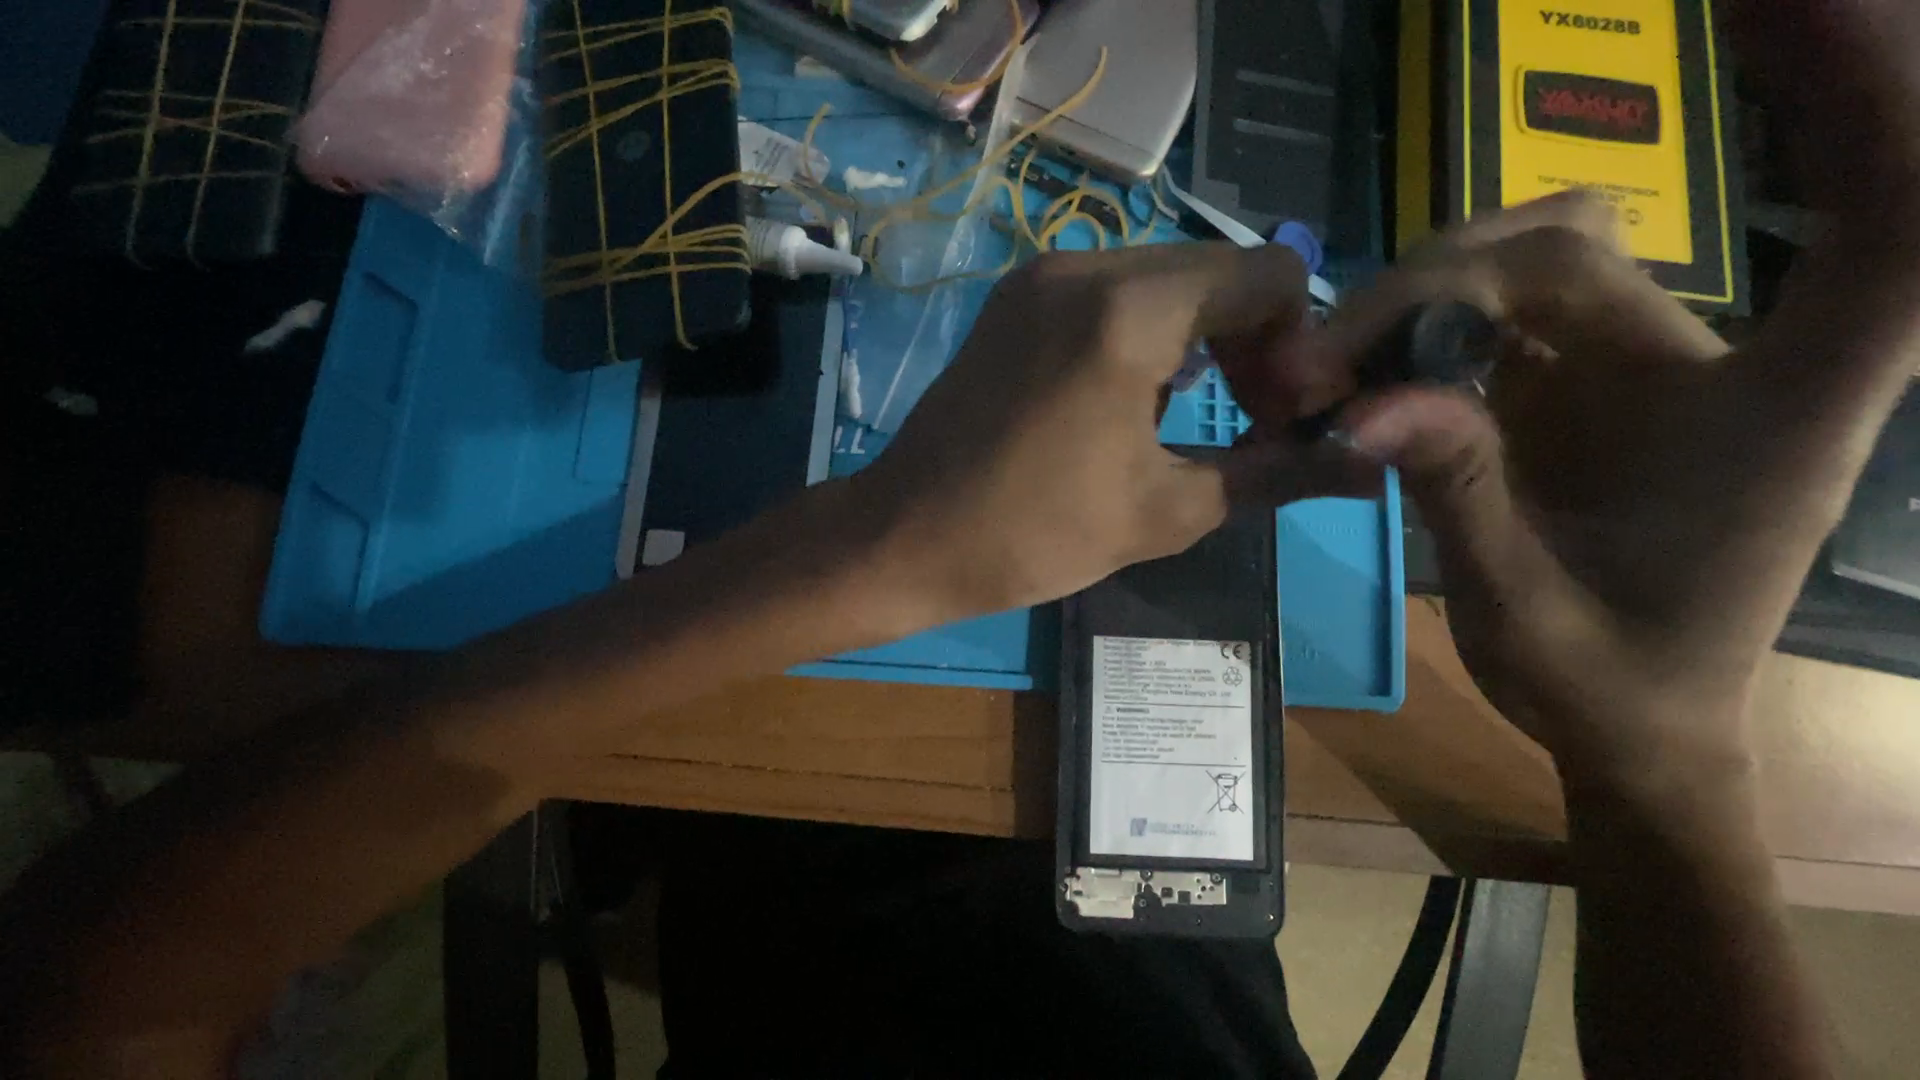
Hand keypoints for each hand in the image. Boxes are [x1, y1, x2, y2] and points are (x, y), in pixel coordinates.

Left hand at [850, 242, 1346, 621]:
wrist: (906, 537)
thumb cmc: (1034, 534)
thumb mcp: (1166, 512)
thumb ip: (1275, 474)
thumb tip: (1371, 465)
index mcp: (1128, 311)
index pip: (1267, 274)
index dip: (1300, 341)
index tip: (1283, 414)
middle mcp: (1085, 265)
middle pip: (1217, 269)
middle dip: (1255, 338)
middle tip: (1253, 420)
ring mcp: (1040, 276)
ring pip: (1164, 276)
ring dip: (1203, 334)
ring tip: (1197, 415)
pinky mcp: (1015, 298)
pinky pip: (1111, 290)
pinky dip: (1148, 329)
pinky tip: (1140, 396)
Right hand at [1266, 0, 1919, 787]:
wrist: (1625, 721)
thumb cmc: (1612, 681)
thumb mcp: (1529, 610)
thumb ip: (1459, 497)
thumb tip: (1362, 406)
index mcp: (1770, 408)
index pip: (1881, 224)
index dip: (1856, 94)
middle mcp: (1697, 359)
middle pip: (1563, 251)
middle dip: (1422, 290)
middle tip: (1313, 367)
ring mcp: (1618, 364)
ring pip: (1511, 264)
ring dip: (1406, 299)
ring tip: (1317, 375)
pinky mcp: (1553, 382)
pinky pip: (1474, 313)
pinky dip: (1403, 329)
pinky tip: (1345, 374)